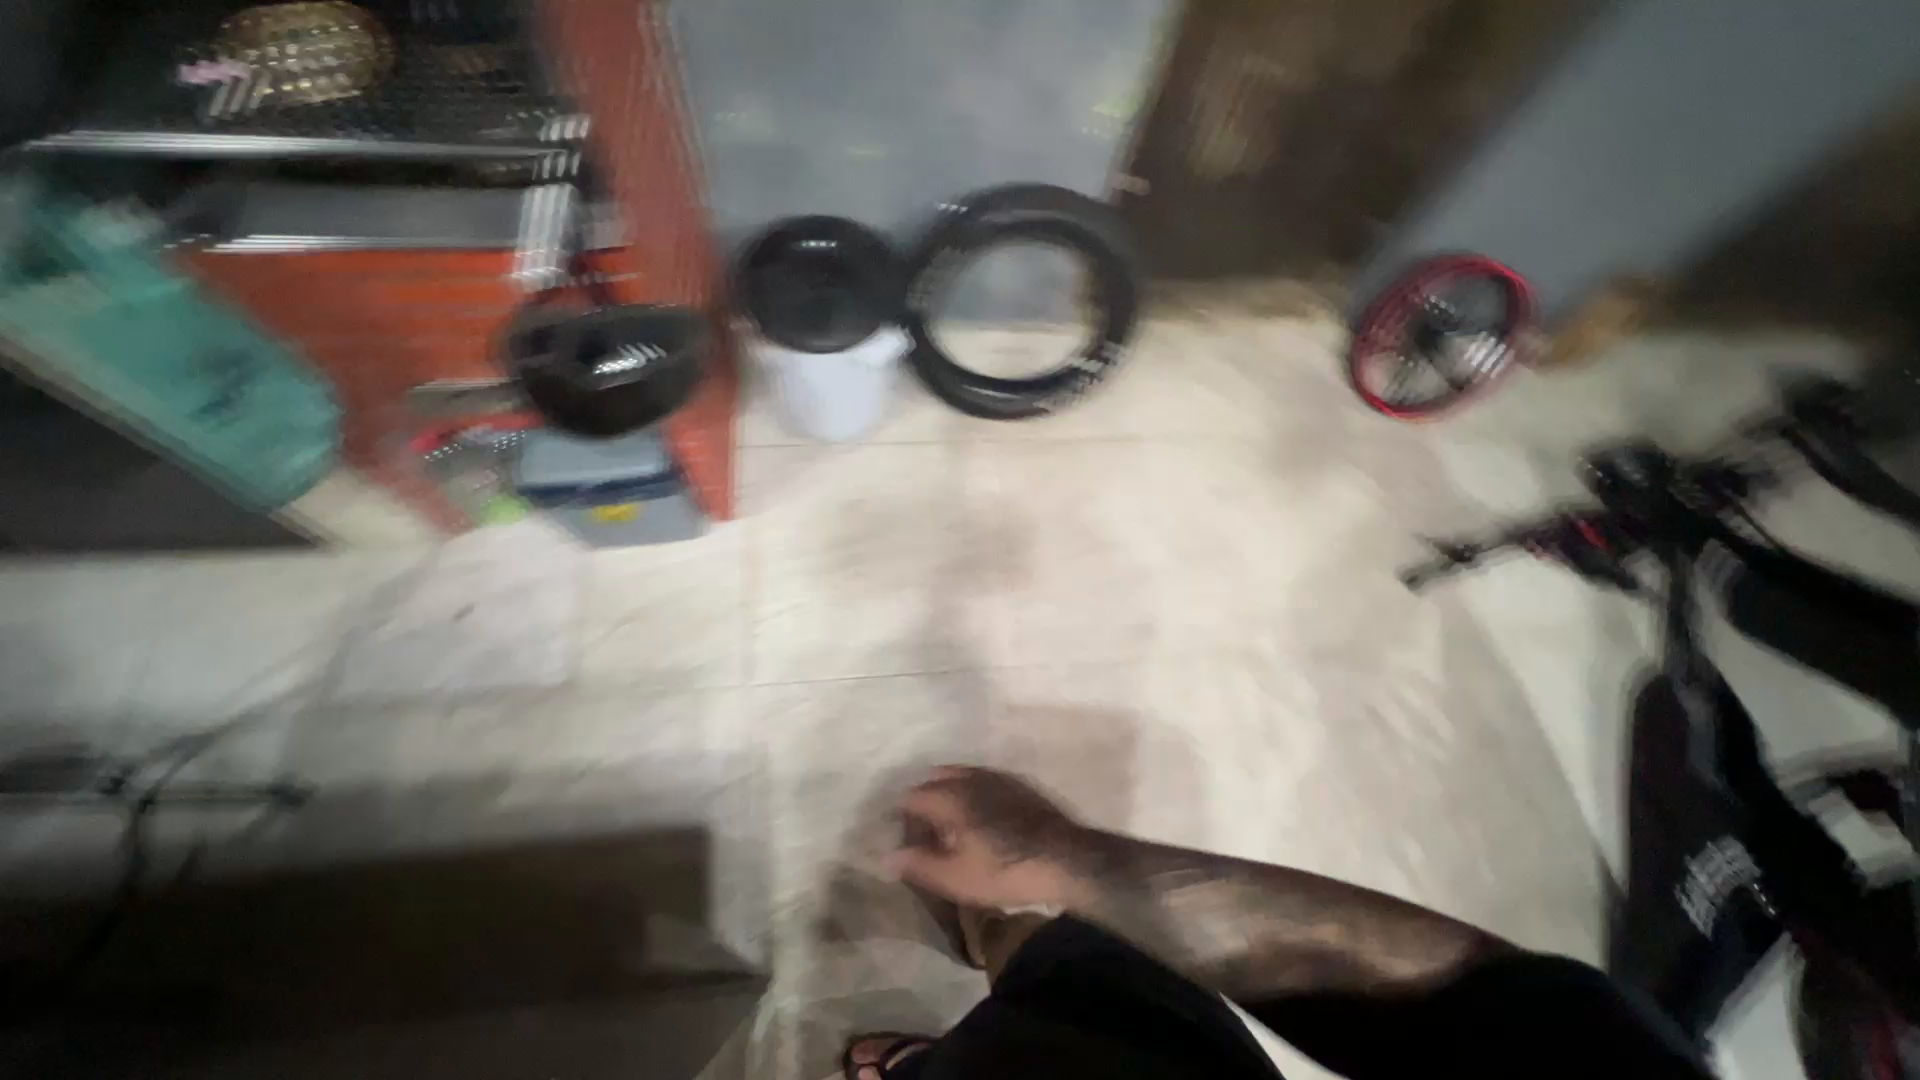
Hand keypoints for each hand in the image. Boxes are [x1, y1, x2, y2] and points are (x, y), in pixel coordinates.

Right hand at [889, 766, 1091, 910]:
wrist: (1066, 859)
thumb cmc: (1005, 871)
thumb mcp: (956, 878)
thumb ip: (919, 864)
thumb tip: (888, 856)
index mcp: (951, 796)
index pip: (913, 797)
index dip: (902, 816)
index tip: (900, 836)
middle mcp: (972, 778)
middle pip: (937, 779)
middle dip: (924, 799)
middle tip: (922, 829)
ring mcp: (999, 778)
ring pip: (962, 776)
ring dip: (949, 793)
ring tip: (949, 823)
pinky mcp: (1020, 786)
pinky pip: (984, 781)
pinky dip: (972, 793)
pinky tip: (980, 817)